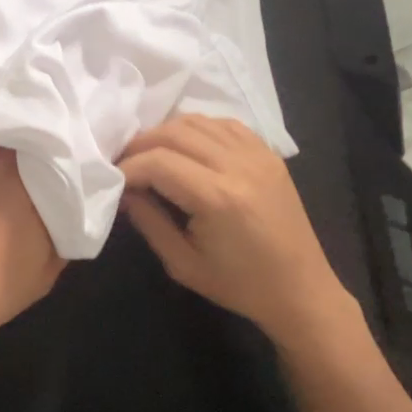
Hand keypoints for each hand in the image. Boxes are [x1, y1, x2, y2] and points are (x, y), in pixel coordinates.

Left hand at [0, 144, 66, 354]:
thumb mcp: (50, 265)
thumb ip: (68, 223)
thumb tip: (75, 201)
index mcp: (39, 180)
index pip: (58, 142)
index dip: (60, 139)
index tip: (60, 142)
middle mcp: (4, 158)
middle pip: (24, 126)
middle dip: (31, 128)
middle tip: (32, 134)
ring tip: (3, 126)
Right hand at [118, 115, 357, 337]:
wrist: (300, 290)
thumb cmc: (239, 285)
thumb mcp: (182, 263)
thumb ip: (148, 221)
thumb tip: (123, 190)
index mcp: (218, 198)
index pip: (158, 162)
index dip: (128, 167)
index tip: (112, 180)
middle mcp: (239, 166)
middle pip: (174, 132)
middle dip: (140, 145)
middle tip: (124, 164)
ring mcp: (258, 155)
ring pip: (197, 121)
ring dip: (165, 133)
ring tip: (150, 155)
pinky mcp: (269, 153)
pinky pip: (224, 124)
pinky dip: (197, 129)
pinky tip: (187, 149)